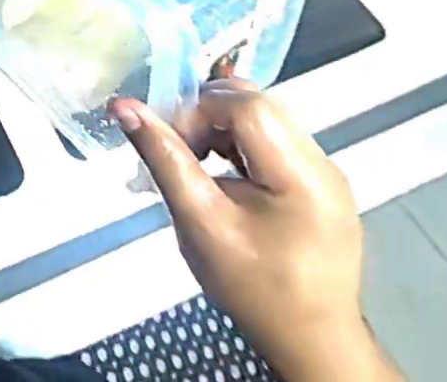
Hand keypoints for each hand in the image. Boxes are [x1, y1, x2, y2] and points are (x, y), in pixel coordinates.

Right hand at [112, 82, 400, 381]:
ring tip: (196, 161)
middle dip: (205, 113)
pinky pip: (269, 136)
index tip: (174, 142)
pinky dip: (234, 140)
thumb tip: (123, 105)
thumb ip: (162, 156)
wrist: (309, 343)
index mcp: (303, 176)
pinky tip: (218, 171)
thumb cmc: (252, 285)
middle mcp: (322, 165)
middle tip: (180, 147)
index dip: (199, 110)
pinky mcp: (317, 183)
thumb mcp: (197, 220)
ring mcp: (324, 173)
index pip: (246, 105)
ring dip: (217, 125)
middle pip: (256, 103)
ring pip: (261, 115)